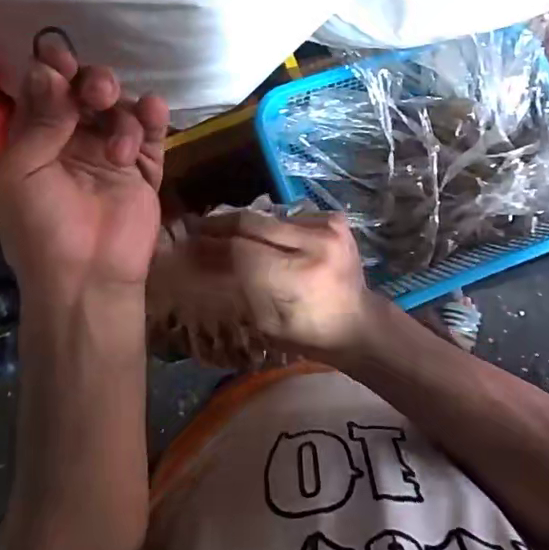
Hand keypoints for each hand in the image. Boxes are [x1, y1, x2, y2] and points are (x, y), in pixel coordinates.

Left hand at [0, 29, 169, 307]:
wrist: (87, 278)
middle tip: (96, 92)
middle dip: (92, 83)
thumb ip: (39, 121)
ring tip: (118, 144)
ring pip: (119, 107)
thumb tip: (47, 68)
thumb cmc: (40, 227)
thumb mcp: (20, 172)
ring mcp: (109, 152)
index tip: (60, 52)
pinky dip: (152, 116)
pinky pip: (151, 131)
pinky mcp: (143, 167)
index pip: (45, 92)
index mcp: (34, 139)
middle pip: (85, 92)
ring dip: (120, 110)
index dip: (52, 69)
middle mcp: (72, 139)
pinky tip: (152, 112)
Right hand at [186, 211, 380, 360]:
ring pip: (270, 217)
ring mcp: (328, 228)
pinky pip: (291, 216)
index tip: (189, 241)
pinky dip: (276, 227)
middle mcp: (314, 245)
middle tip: (198, 226)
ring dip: (249, 225)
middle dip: (221, 224)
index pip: (240, 249)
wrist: (359, 323)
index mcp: (296, 278)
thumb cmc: (308, 333)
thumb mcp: (267, 323)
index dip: (212, 244)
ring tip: (228, 232)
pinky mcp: (336, 219)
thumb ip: (237, 288)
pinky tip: (273, 240)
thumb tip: (201, 260)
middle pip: (253, 223)